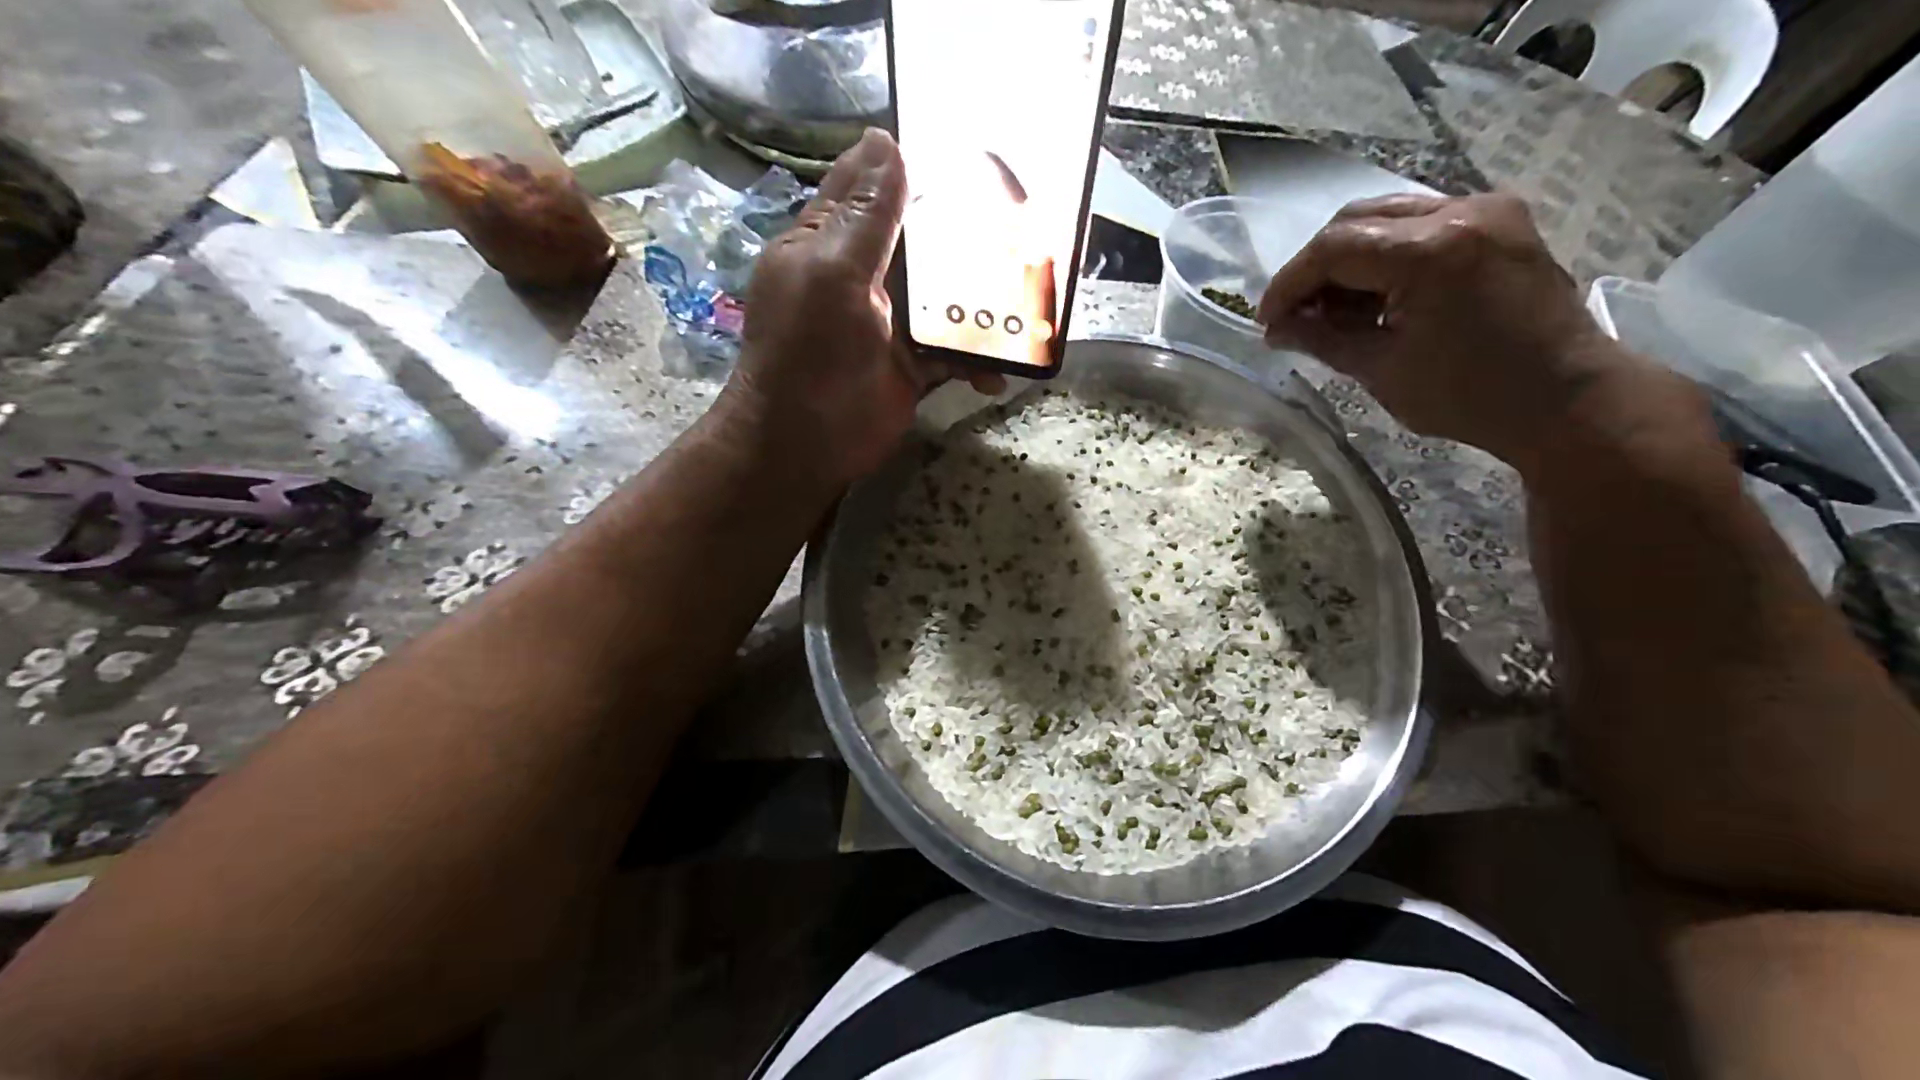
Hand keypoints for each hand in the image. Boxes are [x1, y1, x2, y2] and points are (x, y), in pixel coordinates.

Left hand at [722, 129, 1001, 494]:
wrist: (805, 443)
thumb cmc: (808, 351)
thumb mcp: (833, 273)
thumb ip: (865, 216)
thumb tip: (885, 140)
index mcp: (832, 240)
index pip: (873, 185)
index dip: (915, 164)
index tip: (972, 148)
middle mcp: (865, 273)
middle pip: (923, 239)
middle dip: (966, 232)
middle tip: (1023, 220)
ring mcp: (893, 320)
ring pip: (947, 294)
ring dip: (983, 298)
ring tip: (1028, 295)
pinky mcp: (915, 363)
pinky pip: (956, 349)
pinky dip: (979, 359)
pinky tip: (998, 371)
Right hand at [1257, 193, 1632, 466]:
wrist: (1567, 399)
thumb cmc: (1469, 395)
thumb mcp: (1380, 370)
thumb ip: (1322, 338)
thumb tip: (1277, 328)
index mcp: (1431, 252)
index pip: (1333, 248)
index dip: (1289, 284)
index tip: (1268, 320)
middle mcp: (1461, 211)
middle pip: (1356, 219)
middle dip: (1315, 267)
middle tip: (1296, 314)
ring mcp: (1487, 210)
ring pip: (1387, 215)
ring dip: (1348, 259)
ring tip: (1333, 309)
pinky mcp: (1500, 223)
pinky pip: (1421, 224)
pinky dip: (1384, 255)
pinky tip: (1374, 295)